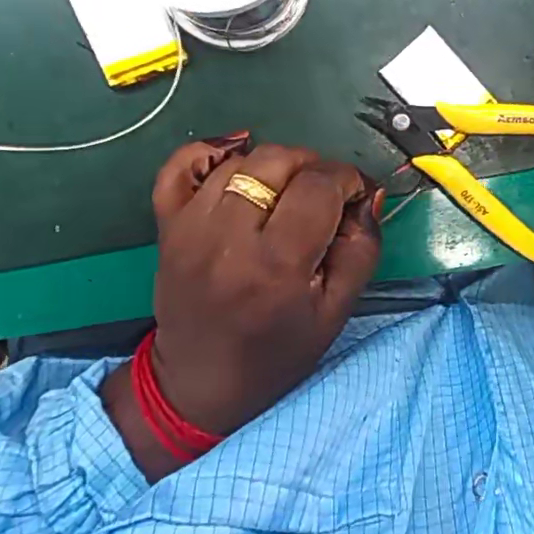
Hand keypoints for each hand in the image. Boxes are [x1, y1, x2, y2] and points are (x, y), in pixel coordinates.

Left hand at [103, 138, 382, 478]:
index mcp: (277, 266)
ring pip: (239, 160)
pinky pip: (180, 165)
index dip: (347, 180)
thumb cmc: (277, 354)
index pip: (319, 186)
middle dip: (313, 167)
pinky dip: (209, 151)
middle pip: (278, 161)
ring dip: (272, 164)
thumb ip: (361, 249)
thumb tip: (367, 194)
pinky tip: (234, 156)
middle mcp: (229, 238)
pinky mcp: (167, 226)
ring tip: (285, 191)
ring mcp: (190, 228)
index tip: (353, 196)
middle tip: (322, 195)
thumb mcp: (336, 312)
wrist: (203, 382)